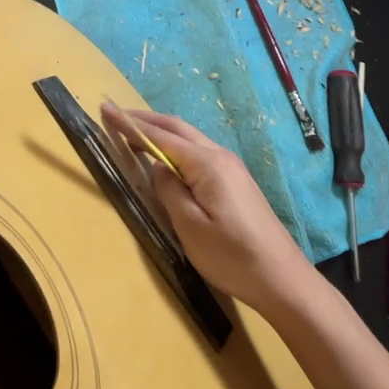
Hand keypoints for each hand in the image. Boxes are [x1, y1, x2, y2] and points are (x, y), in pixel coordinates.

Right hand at [102, 103, 315, 313]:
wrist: (283, 279)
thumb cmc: (233, 256)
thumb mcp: (190, 227)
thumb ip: (168, 191)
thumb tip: (157, 168)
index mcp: (207, 164)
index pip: (161, 136)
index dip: (131, 124)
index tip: (106, 110)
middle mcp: (220, 156)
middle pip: (177, 128)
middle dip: (145, 120)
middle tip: (115, 115)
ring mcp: (231, 168)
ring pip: (189, 138)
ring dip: (160, 131)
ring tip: (134, 132)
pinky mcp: (236, 181)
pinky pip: (198, 152)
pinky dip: (175, 146)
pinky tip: (166, 157)